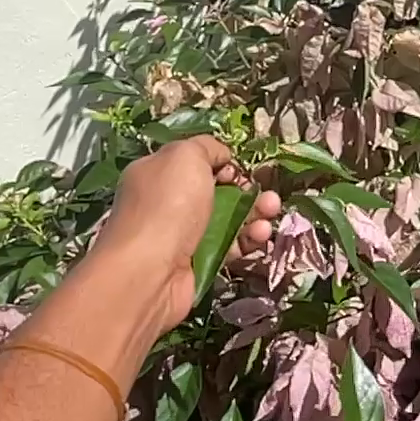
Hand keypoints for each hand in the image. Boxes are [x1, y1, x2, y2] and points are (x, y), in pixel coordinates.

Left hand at [91, 135, 281, 332]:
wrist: (148, 272)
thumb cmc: (167, 205)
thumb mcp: (186, 156)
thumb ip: (207, 147)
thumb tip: (222, 156)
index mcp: (158, 173)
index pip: (196, 162)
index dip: (223, 163)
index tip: (241, 168)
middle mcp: (168, 203)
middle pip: (218, 191)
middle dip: (248, 190)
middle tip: (268, 194)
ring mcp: (182, 235)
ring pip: (228, 219)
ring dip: (255, 213)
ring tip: (271, 212)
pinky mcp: (197, 263)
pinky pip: (229, 246)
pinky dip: (248, 240)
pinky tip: (260, 236)